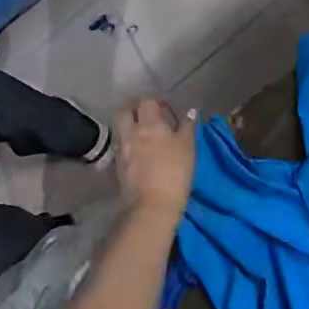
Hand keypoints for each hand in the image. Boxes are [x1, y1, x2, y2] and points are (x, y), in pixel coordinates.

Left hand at [114, 97, 196, 220]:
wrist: (152, 207)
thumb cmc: (174, 173)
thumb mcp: (188, 147)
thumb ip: (187, 126)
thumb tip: (190, 112)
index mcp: (148, 124)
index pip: (147, 101)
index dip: (157, 101)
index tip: (167, 108)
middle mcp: (130, 133)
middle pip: (125, 110)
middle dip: (135, 108)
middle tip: (149, 115)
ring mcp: (121, 149)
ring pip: (121, 128)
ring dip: (131, 126)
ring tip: (146, 135)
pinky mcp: (117, 166)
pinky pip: (122, 146)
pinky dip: (130, 143)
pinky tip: (141, 152)